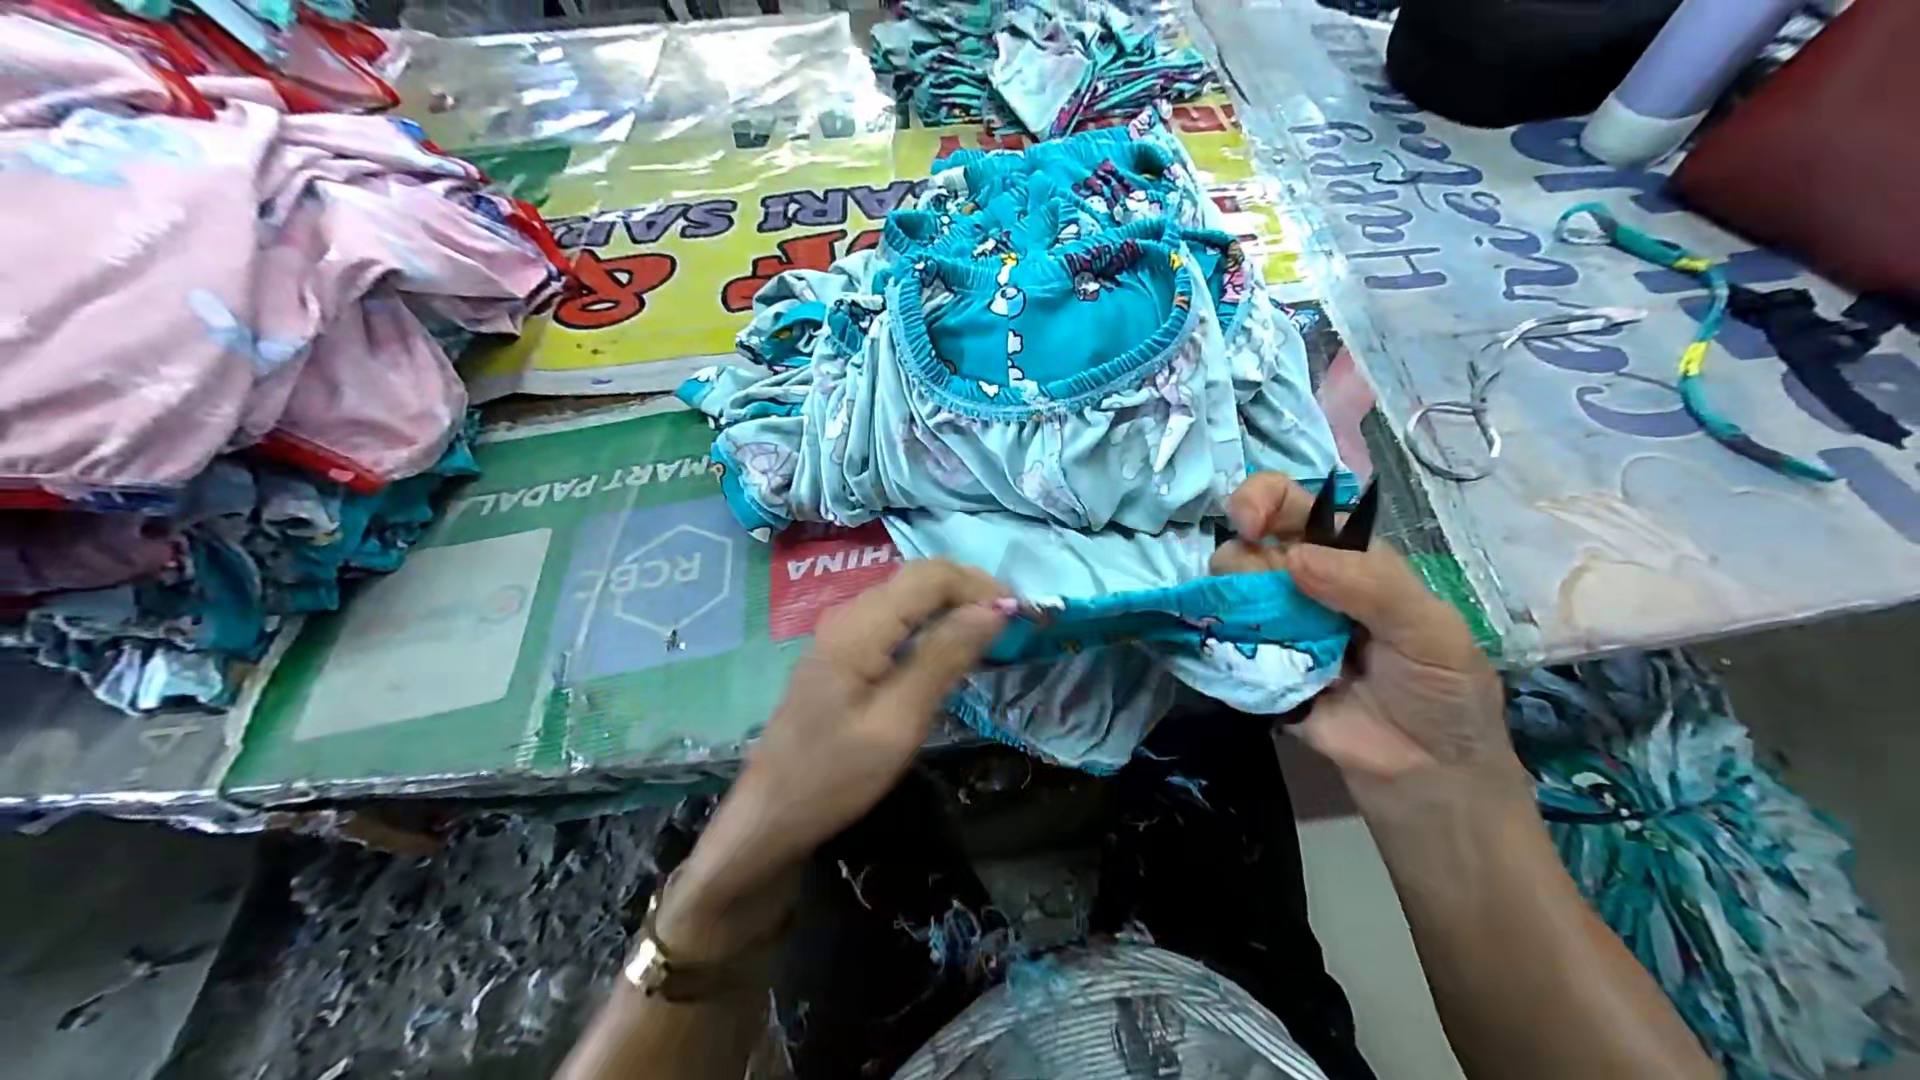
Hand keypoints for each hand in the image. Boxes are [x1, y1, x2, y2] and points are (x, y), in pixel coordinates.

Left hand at [659, 559, 1006, 956]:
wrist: (771, 815)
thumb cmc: (835, 776)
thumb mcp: (898, 723)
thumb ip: (944, 659)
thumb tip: (994, 609)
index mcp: (859, 626)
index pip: (930, 576)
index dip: (979, 585)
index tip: (1021, 613)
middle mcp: (848, 614)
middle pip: (919, 578)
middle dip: (970, 589)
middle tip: (1013, 621)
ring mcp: (842, 631)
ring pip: (908, 596)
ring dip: (953, 604)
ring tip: (993, 632)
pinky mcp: (843, 652)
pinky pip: (896, 619)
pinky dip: (932, 622)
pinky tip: (951, 648)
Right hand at [1211, 474, 1523, 802]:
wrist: (1425, 772)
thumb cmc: (1443, 692)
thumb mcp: (1431, 630)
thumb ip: (1371, 586)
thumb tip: (1292, 558)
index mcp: (1347, 558)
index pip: (1292, 505)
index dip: (1262, 498)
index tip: (1248, 523)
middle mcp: (1301, 582)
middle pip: (1244, 545)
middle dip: (1247, 565)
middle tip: (1278, 606)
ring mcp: (1273, 623)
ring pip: (1223, 588)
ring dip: (1234, 606)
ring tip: (1274, 643)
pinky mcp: (1252, 662)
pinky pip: (1217, 638)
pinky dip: (1218, 641)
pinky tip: (1245, 658)